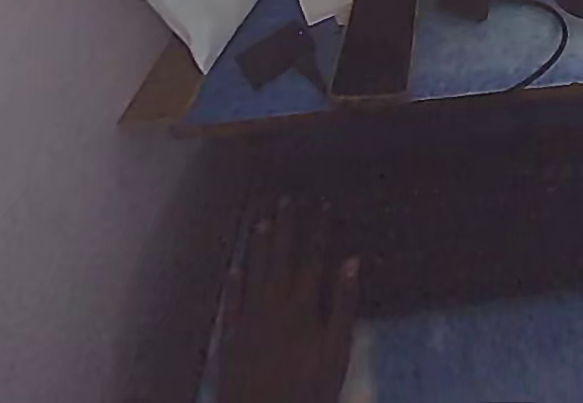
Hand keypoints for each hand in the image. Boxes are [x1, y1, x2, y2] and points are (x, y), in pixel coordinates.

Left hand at [218, 198, 359, 402]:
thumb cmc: (306, 392)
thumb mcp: (335, 353)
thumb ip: (343, 306)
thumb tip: (352, 260)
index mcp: (301, 305)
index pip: (313, 258)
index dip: (319, 230)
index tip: (323, 204)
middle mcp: (274, 304)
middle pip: (281, 257)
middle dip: (286, 226)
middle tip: (286, 199)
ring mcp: (249, 320)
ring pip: (254, 272)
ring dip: (259, 246)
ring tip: (261, 220)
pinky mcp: (230, 339)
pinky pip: (231, 304)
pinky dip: (233, 284)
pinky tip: (233, 268)